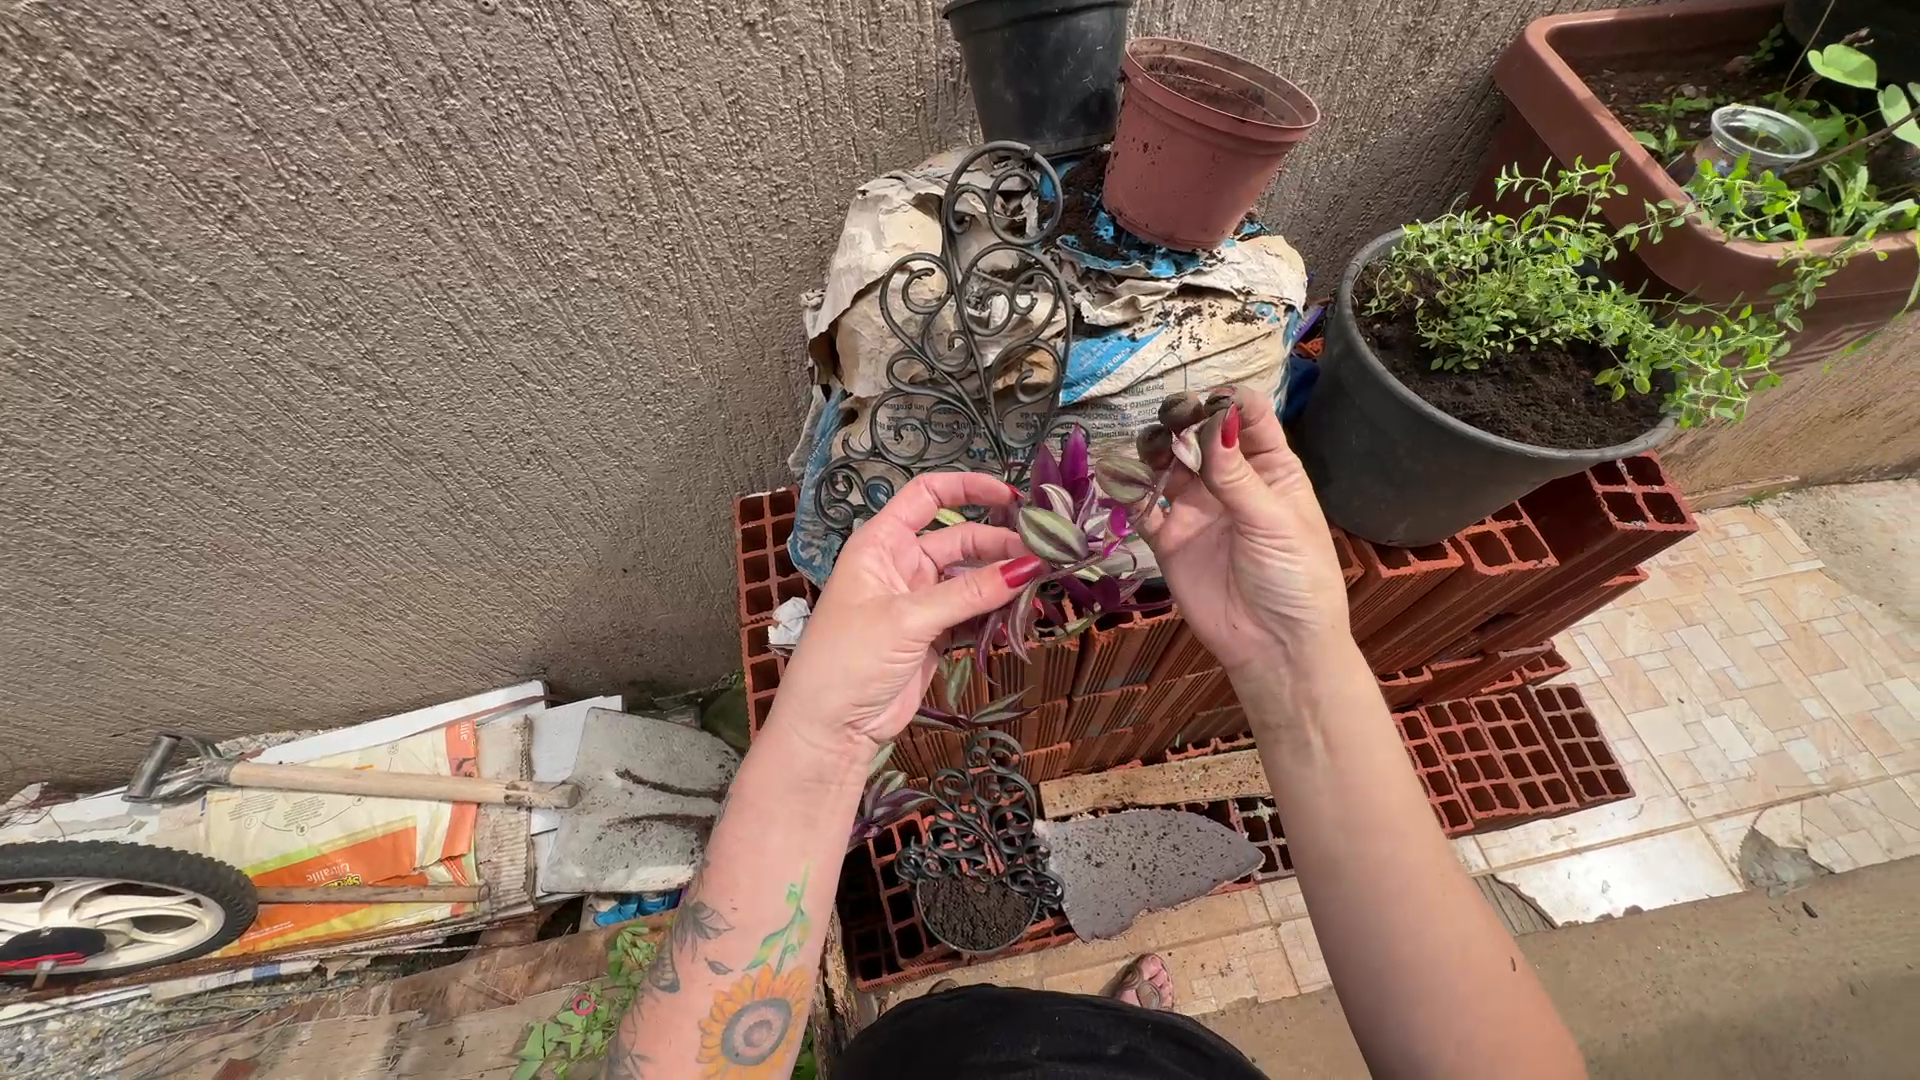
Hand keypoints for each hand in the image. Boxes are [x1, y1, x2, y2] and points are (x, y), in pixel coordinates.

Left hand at [769, 473, 1045, 761]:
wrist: (831, 728)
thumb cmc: (850, 659)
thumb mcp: (908, 619)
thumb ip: (969, 593)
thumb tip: (1028, 566)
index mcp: (881, 543)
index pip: (926, 496)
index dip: (968, 488)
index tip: (1012, 497)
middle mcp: (902, 564)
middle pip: (961, 540)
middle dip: (1000, 545)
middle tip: (1045, 557)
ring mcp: (920, 601)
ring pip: (971, 579)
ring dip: (1003, 582)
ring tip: (1042, 586)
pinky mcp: (934, 635)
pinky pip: (972, 613)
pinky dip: (995, 614)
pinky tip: (1021, 617)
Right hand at [1131, 387, 1350, 672]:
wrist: (1274, 646)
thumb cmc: (1295, 579)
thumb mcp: (1274, 523)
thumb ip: (1237, 475)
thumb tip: (1214, 420)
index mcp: (1270, 469)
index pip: (1247, 419)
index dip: (1227, 403)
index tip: (1207, 401)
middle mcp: (1229, 481)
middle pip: (1199, 436)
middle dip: (1183, 421)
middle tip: (1170, 418)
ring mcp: (1196, 510)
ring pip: (1166, 465)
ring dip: (1155, 450)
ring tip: (1151, 451)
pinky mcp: (1168, 539)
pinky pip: (1142, 508)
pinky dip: (1128, 491)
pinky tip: (1119, 480)